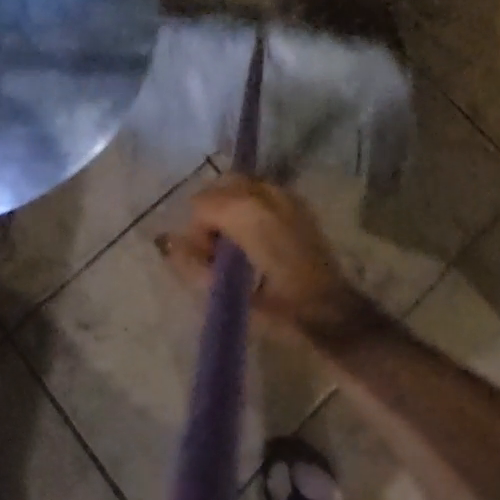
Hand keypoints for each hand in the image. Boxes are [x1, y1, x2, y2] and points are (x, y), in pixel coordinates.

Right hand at [157, 175, 374, 345]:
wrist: (331, 313)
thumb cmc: (280, 310)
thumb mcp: (229, 294)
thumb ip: (194, 265)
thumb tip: (168, 243)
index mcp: (248, 212)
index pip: (202, 203)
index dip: (197, 233)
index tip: (208, 262)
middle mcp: (268, 193)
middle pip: (222, 187)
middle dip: (212, 215)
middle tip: (218, 253)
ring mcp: (287, 195)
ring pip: (243, 186)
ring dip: (231, 209)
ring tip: (236, 248)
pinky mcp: (299, 205)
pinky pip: (262, 193)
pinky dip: (250, 208)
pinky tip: (256, 241)